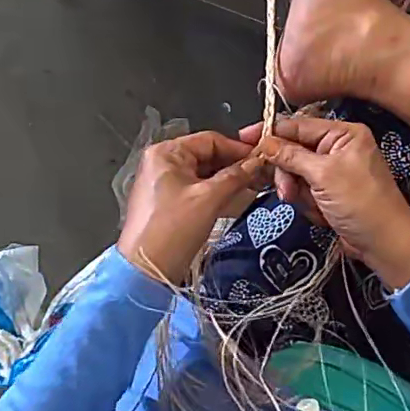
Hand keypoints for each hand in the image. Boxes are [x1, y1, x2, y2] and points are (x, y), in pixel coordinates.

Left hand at [118, 132, 266, 284]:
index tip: (263, 158)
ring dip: (229, 182)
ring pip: (205, 175)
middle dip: (235, 167)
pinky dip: (217, 195)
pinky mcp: (170, 204)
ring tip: (256, 189)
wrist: (146, 270)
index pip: (209, 140)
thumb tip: (256, 162)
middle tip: (263, 176)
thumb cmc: (171, 230)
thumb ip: (235, 176)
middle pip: (207, 157)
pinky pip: (198, 191)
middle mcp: (163, 163)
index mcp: (166, 153)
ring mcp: (165, 184)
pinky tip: (238, 201)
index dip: (238, 149)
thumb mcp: (208, 199)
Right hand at [253, 116, 409, 288]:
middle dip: (287, 172)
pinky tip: (320, 212)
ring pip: (294, 172)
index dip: (270, 132)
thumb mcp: (322, 175)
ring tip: (310, 204)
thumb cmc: (361, 204)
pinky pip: (303, 188)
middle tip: (287, 190)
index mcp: (343, 133)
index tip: (245, 138)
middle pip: (292, 150)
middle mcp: (338, 147)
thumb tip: (263, 141)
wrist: (386, 246)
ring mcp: (334, 169)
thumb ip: (290, 155)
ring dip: (297, 190)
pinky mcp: (330, 190)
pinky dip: (307, 201)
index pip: (297, 125)